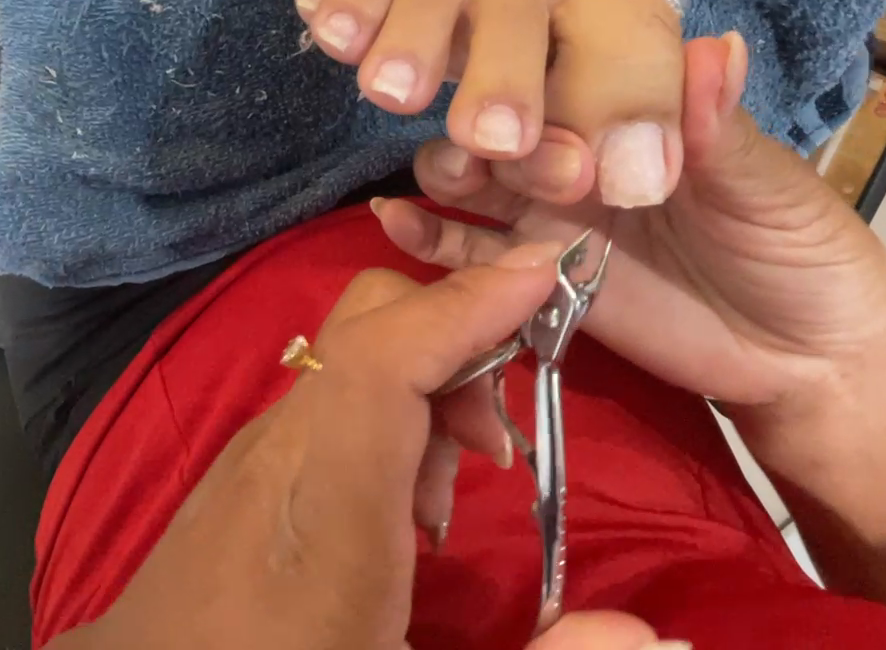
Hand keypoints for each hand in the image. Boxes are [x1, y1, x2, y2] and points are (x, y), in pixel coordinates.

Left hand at [52, 250, 674, 649]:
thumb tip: (642, 626)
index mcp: (325, 499)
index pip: (388, 355)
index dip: (466, 303)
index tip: (542, 271)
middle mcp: (281, 447)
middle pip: (368, 326)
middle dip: (460, 345)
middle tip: (498, 450)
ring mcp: (253, 451)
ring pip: (352, 356)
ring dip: (425, 391)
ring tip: (445, 502)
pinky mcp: (243, 469)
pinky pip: (326, 398)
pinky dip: (385, 419)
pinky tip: (397, 511)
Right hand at [373, 33, 885, 413]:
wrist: (799, 362)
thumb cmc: (800, 254)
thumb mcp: (770, 189)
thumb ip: (718, 130)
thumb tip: (710, 43)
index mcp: (623, 119)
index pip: (561, 78)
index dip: (539, 80)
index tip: (530, 94)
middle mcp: (572, 154)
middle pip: (502, 123)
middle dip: (485, 129)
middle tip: (499, 156)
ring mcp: (543, 212)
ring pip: (470, 178)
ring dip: (447, 170)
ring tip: (448, 179)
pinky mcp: (527, 269)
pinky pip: (464, 248)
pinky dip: (426, 234)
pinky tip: (394, 221)